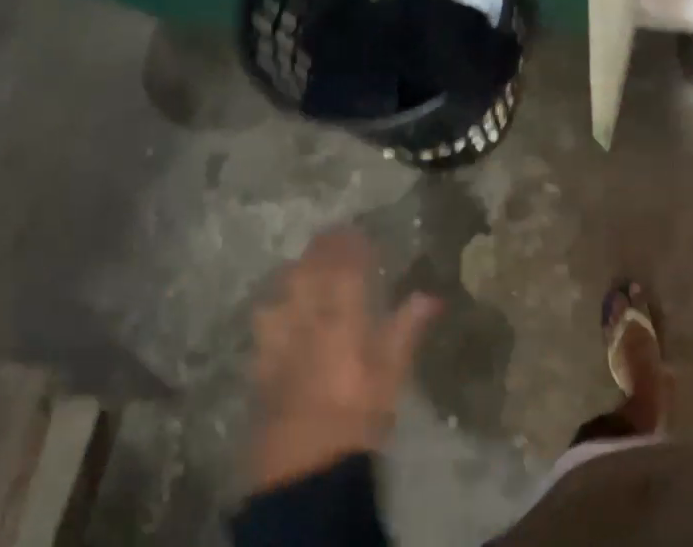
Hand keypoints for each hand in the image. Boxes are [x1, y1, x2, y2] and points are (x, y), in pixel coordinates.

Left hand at [249, 228, 440, 489]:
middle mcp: (306, 320)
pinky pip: (264, 321)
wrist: (304, 464)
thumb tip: (431, 296)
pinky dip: (273, 303)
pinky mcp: (261, 364)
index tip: (356, 228)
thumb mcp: (393, 373)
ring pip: (280, 292)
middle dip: (320, 250)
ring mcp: (278, 341)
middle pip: (308, 273)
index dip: (349, 245)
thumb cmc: (359, 415)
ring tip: (303, 264)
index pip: (344, 268)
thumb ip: (407, 329)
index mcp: (343, 318)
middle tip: (332, 236)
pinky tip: (277, 307)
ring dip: (293, 272)